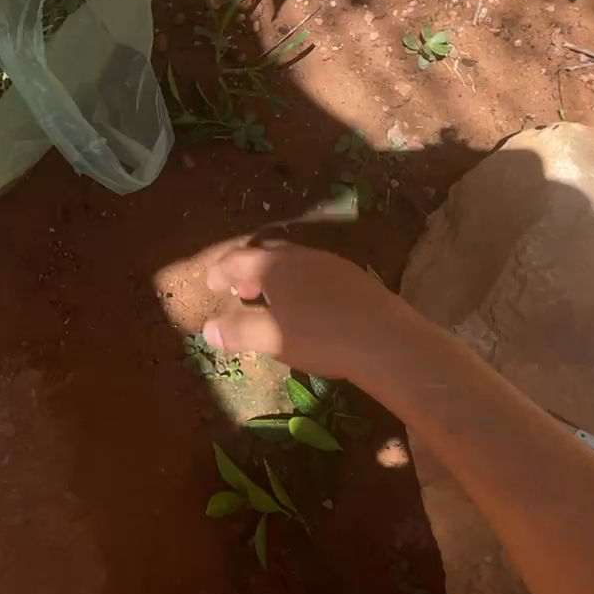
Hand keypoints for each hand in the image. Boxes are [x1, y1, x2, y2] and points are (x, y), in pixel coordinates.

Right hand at [201, 242, 424, 381]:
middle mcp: (299, 256)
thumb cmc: (318, 335)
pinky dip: (300, 284)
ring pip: (293, 262)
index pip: (236, 259)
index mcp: (273, 266)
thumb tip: (208, 328)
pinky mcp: (353, 277)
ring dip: (276, 278)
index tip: (211, 285)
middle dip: (248, 271)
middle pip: (266, 254)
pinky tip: (309, 308)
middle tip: (241, 292)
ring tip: (273, 302)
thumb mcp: (270, 337)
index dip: (219, 271)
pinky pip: (315, 273)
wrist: (385, 339)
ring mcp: (329, 263)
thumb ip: (237, 330)